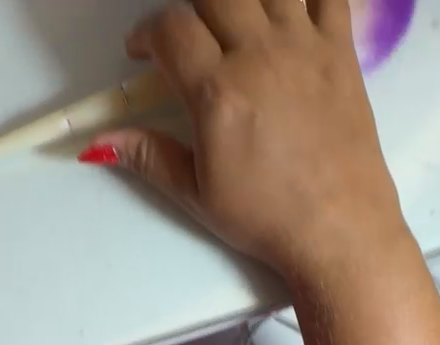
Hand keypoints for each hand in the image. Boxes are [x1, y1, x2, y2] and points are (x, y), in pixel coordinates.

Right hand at [90, 0, 406, 279]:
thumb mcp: (196, 194)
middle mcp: (260, 54)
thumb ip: (149, 156)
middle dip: (188, 9)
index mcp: (217, 92)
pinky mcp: (342, 47)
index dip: (147, 33)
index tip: (142, 53)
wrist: (337, 226)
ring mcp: (305, 45)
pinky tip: (282, 13)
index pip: (170, 29)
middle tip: (187, 40)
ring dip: (237, 0)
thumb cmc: (263, 217)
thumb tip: (97, 144)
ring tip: (232, 24)